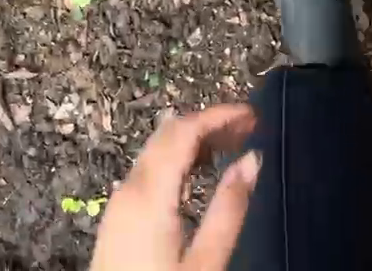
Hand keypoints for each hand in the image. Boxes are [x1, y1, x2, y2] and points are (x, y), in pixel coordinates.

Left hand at [90, 105, 260, 270]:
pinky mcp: (117, 219)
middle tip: (249, 127)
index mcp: (149, 194)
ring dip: (195, 139)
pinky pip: (150, 169)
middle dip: (209, 122)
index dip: (219, 114)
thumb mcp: (205, 265)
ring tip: (233, 144)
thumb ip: (229, 209)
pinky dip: (179, 158)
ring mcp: (119, 203)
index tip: (254, 115)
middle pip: (169, 132)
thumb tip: (253, 159)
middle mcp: (129, 188)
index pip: (184, 129)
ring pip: (158, 149)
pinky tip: (201, 172)